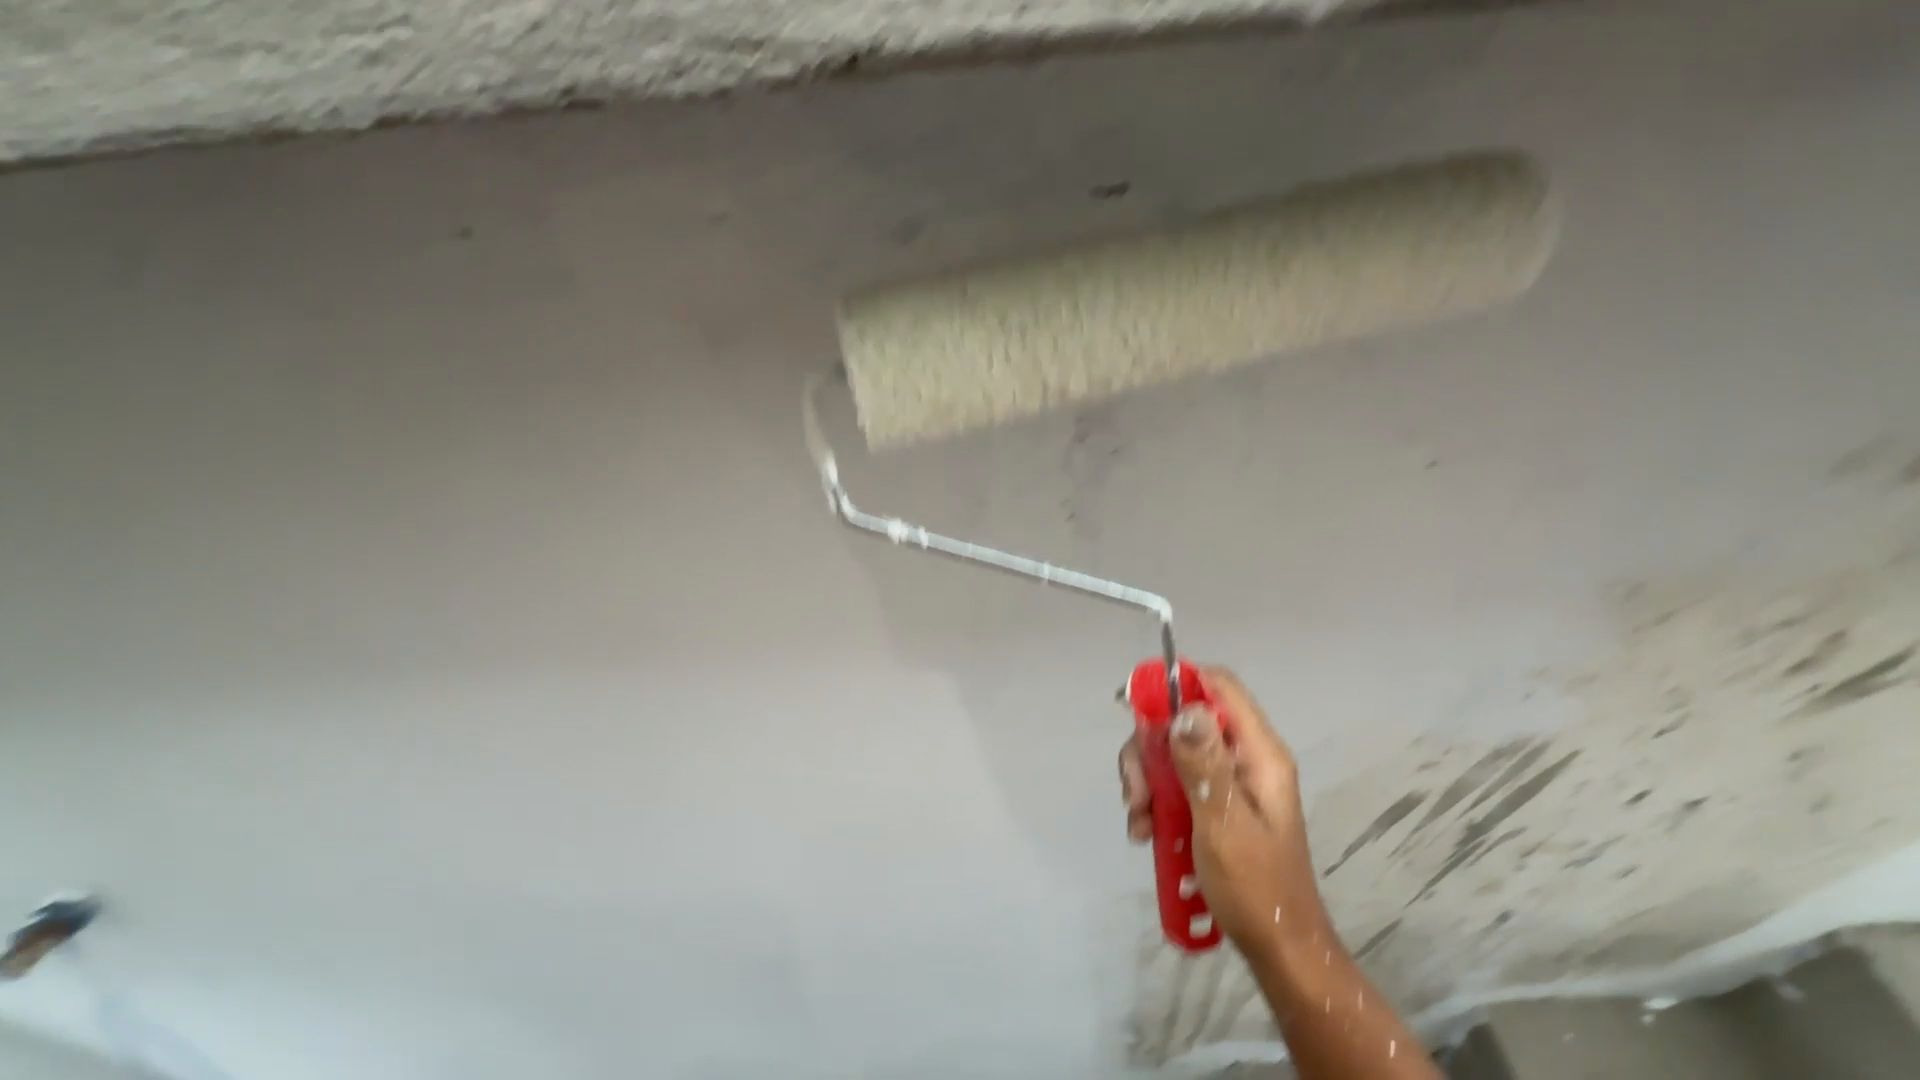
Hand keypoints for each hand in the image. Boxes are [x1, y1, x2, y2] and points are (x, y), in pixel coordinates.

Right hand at [1118, 666, 1320, 955]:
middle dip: (1150, 750)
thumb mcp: (1224, 825)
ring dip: (1147, 782)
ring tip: (1141, 823)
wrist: (1279, 948)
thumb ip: (1204, 765)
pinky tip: (1147, 835)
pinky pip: (1175, 786)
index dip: (1176, 686)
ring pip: (1173, 754)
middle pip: (1185, 721)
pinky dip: (1155, 804)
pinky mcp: (1216, 805)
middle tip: (1137, 793)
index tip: (1135, 709)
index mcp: (1260, 754)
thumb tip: (1184, 709)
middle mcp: (1246, 758)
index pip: (1219, 687)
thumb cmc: (1256, 887)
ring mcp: (1230, 782)